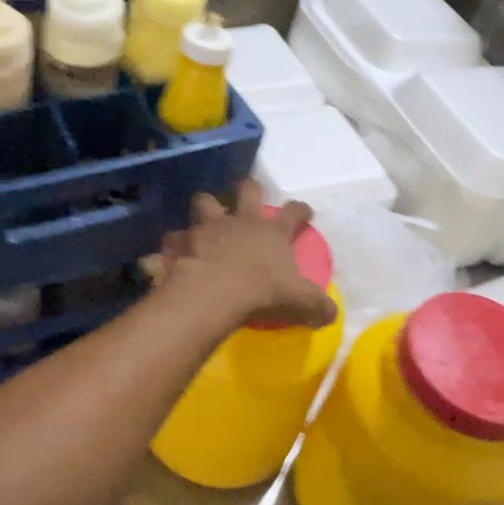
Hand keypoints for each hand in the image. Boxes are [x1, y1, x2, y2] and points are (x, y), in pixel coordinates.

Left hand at [154, 181, 337, 329]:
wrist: (215, 294)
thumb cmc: (263, 293)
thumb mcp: (301, 302)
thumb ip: (318, 307)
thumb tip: (330, 314)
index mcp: (272, 231)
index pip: (293, 212)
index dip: (300, 210)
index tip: (304, 212)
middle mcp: (240, 221)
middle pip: (246, 190)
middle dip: (248, 190)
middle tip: (248, 200)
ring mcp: (208, 228)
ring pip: (203, 202)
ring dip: (204, 211)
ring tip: (203, 226)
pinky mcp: (181, 243)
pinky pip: (174, 240)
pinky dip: (173, 247)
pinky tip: (173, 256)